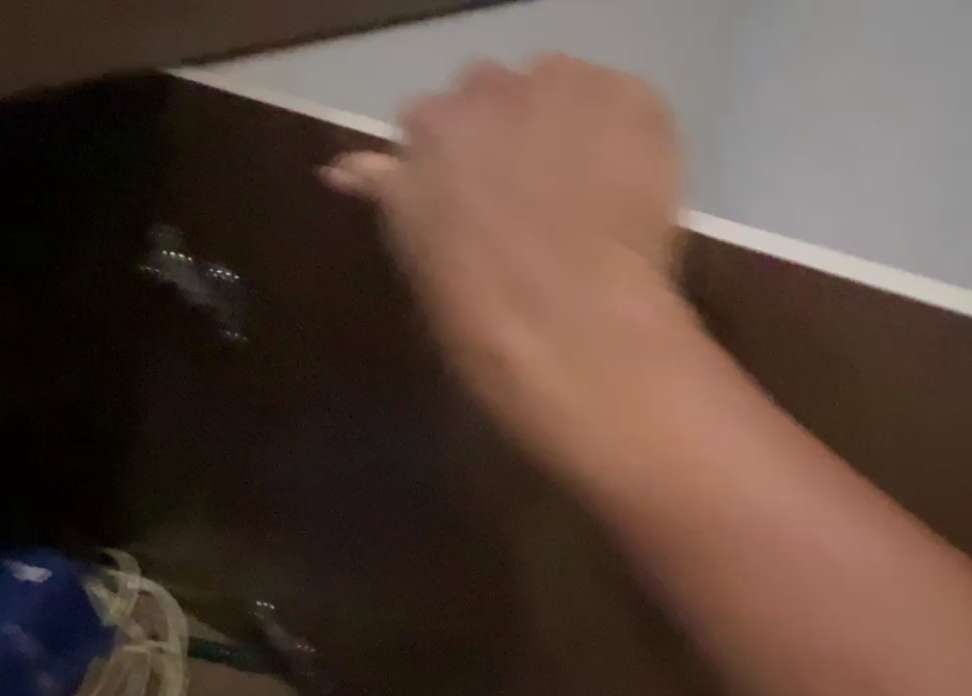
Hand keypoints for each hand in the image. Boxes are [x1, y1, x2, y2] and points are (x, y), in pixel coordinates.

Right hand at [322, 56, 702, 481]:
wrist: (571, 330)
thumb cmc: (480, 319)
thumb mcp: (416, 256)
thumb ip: (389, 195)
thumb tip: (344, 170)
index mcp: (425, 133)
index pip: (432, 124)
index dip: (457, 165)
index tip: (474, 204)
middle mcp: (485, 91)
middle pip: (492, 95)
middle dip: (506, 137)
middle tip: (528, 204)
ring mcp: (560, 89)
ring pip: (558, 91)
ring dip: (564, 130)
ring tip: (584, 201)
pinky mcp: (626, 100)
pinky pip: (623, 104)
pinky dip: (623, 139)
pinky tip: (624, 195)